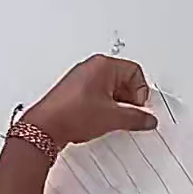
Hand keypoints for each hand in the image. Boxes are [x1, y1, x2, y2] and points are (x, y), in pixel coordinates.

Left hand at [22, 55, 157, 146]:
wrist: (45, 128)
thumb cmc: (71, 114)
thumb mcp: (113, 117)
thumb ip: (136, 117)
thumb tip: (147, 119)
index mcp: (103, 65)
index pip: (135, 71)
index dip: (141, 91)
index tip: (138, 107)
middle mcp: (91, 68)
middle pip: (124, 78)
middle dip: (130, 98)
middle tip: (130, 113)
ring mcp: (81, 79)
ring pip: (111, 88)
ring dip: (117, 104)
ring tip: (114, 119)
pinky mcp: (75, 92)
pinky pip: (98, 95)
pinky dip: (104, 107)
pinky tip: (101, 121)